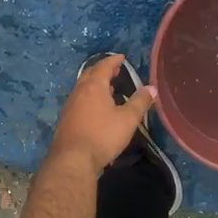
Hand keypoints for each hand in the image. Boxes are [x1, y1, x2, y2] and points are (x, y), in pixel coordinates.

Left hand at [48, 54, 155, 174]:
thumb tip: (152, 88)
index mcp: (94, 86)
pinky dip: (89, 96)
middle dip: (103, 70)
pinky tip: (95, 108)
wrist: (73, 159)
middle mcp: (79, 91)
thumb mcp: (127, 119)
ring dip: (95, 84)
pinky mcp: (66, 119)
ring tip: (108, 88)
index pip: (104, 66)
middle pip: (90, 74)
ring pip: (83, 87)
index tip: (122, 58)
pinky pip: (79, 99)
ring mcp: (70, 105)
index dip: (114, 61)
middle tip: (115, 71)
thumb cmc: (103, 135)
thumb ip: (140, 102)